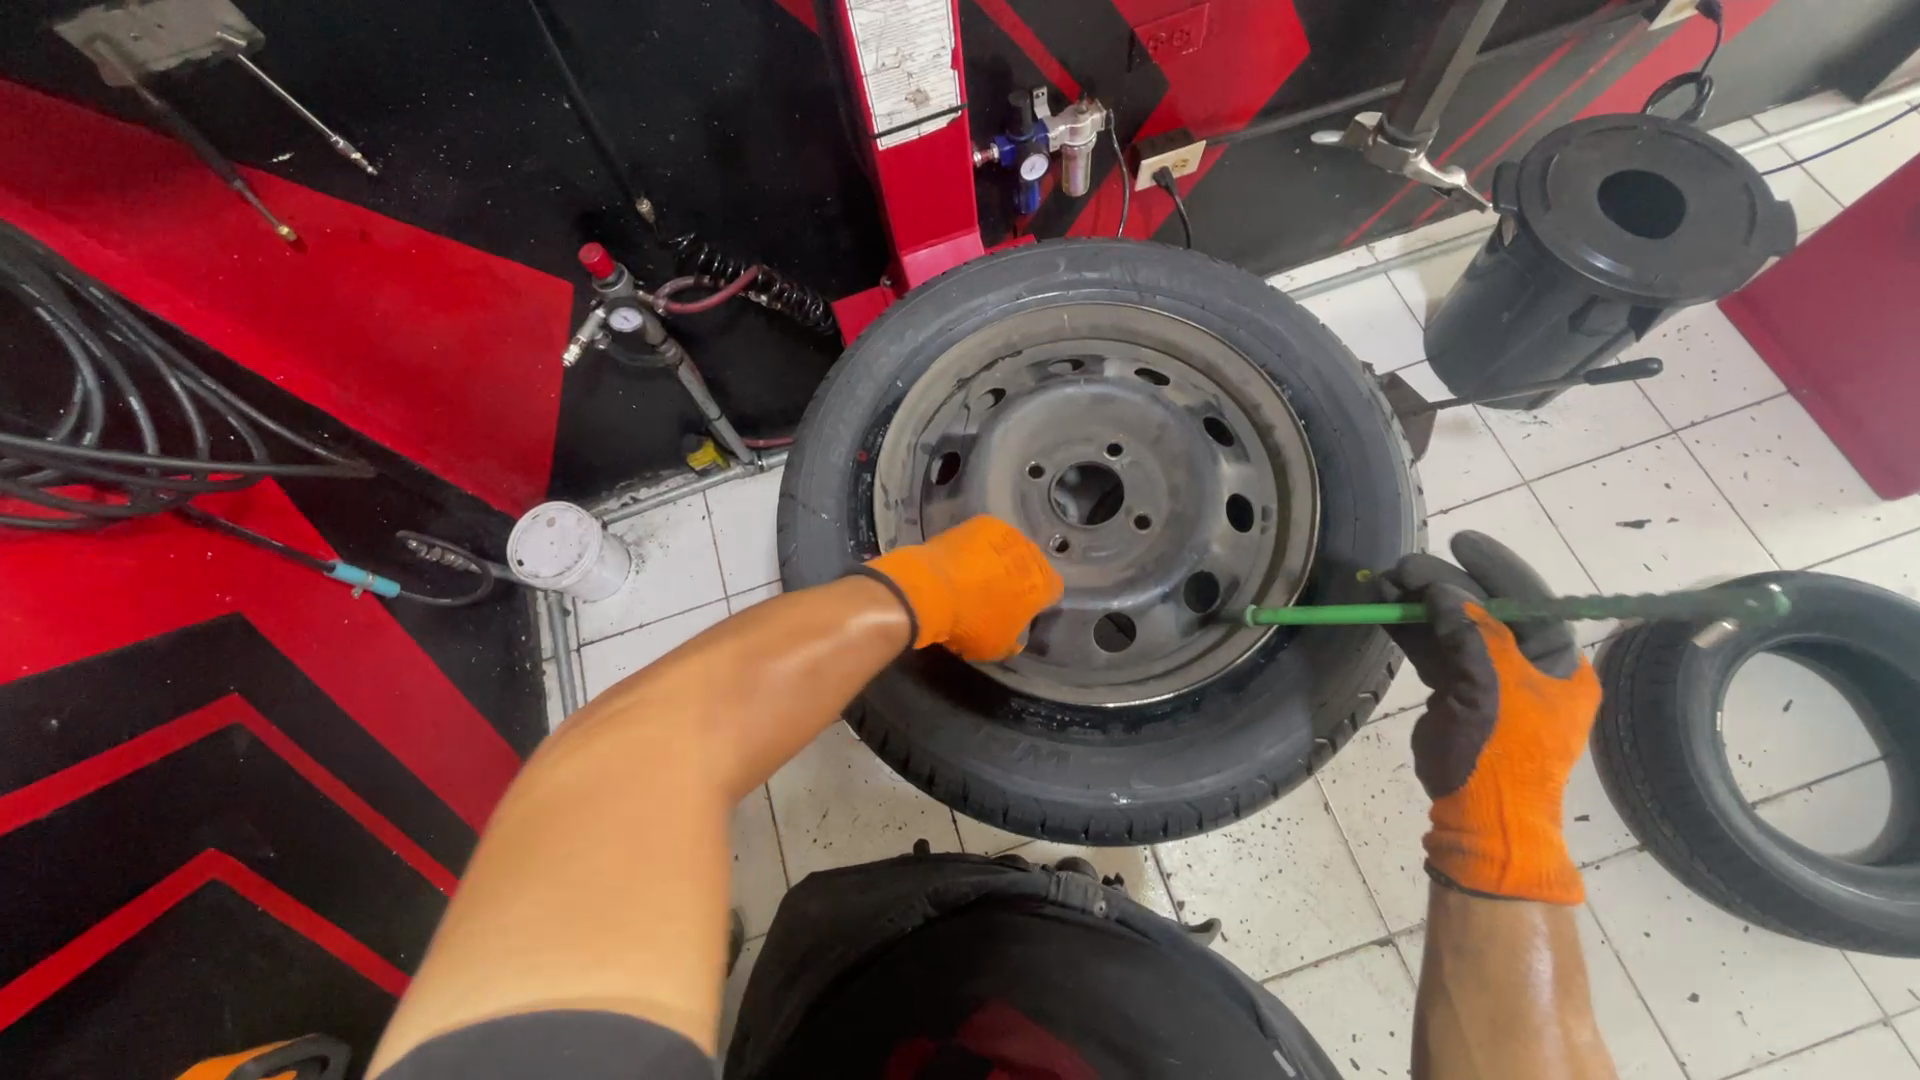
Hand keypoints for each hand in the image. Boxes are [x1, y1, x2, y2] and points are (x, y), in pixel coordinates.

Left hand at [854, 515, 1064, 662]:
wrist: (931, 590)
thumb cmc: (969, 623)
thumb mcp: (996, 647)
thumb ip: (1014, 641)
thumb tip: (1016, 638)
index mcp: (1042, 585)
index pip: (1053, 591)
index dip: (1038, 600)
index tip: (1021, 608)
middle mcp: (1032, 555)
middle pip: (1033, 565)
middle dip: (1020, 576)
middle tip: (997, 591)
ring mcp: (1008, 534)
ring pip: (1011, 548)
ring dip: (1000, 558)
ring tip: (978, 573)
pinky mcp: (983, 522)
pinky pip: (988, 536)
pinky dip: (980, 545)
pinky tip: (964, 558)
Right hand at [1377, 531, 1600, 904]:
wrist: (1483, 814)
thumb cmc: (1504, 752)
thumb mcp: (1493, 686)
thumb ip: (1471, 633)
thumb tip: (1445, 590)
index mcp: (1556, 663)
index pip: (1528, 599)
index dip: (1493, 567)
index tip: (1460, 540)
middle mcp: (1527, 665)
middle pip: (1483, 610)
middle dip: (1443, 585)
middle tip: (1403, 565)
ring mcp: (1490, 679)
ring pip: (1453, 627)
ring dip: (1419, 604)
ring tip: (1384, 581)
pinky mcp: (1457, 693)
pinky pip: (1434, 649)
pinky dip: (1410, 629)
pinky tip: (1384, 608)